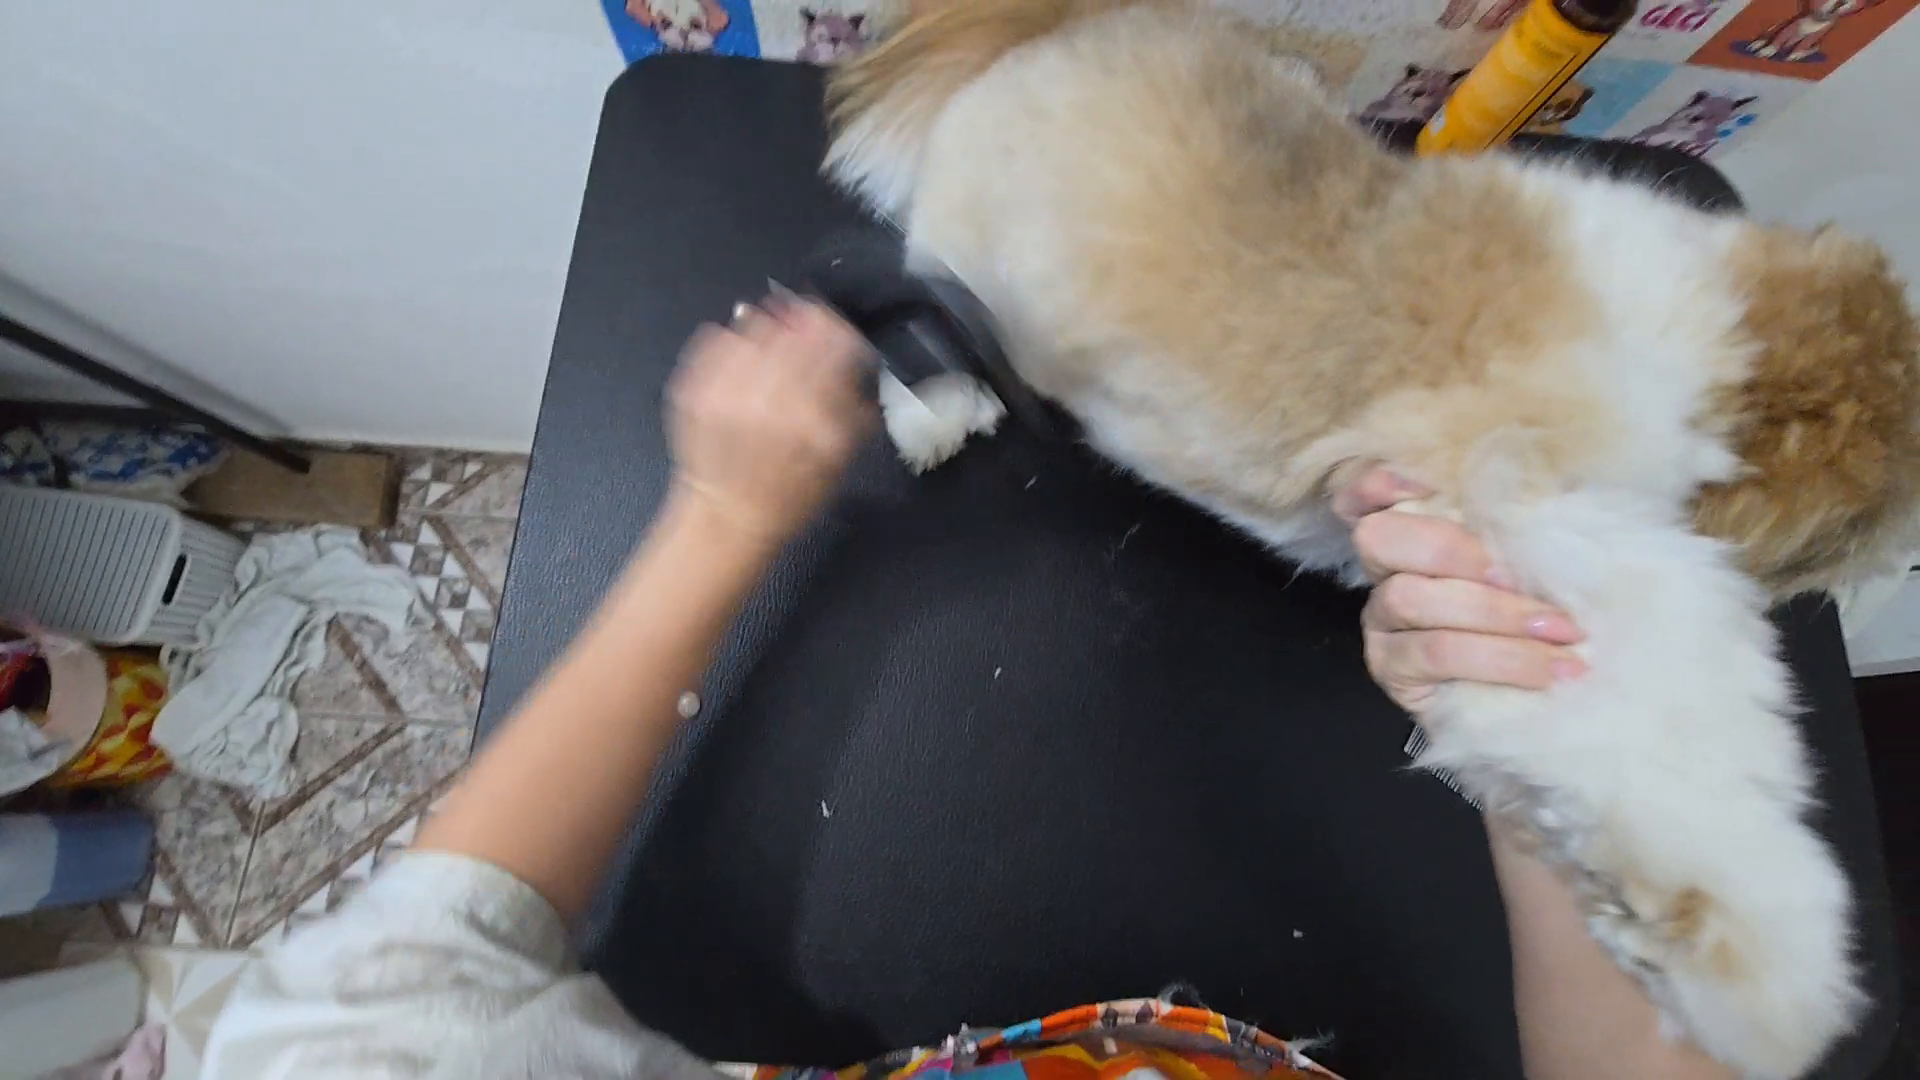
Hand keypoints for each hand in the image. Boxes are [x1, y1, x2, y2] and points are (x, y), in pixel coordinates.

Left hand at [666, 295, 874, 543]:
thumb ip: (855, 409)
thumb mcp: (839, 460)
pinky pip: (718, 340)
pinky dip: (735, 336)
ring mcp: (729, 395)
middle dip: (809, 322)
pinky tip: (744, 348)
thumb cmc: (791, 494)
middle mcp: (772, 403)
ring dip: (772, 324)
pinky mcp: (696, 390)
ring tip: (777, 335)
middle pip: (797, 332)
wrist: (729, 516)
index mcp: (814, 421)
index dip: (843, 332)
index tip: (843, 332)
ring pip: (756, 328)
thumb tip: (861, 363)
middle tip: (811, 323)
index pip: (836, 348)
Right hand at [1334, 467, 1585, 718]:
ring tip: (1561, 631)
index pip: (1362, 496)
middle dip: (1448, 549)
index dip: (1375, 484)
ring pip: (1408, 598)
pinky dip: (1499, 657)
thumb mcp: (1543, 564)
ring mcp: (1381, 620)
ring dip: (1491, 611)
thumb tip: (1557, 491)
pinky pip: (1434, 653)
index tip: (1422, 486)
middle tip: (1514, 576)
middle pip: (1378, 537)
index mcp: (1415, 534)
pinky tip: (1552, 668)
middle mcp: (1384, 572)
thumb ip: (1531, 528)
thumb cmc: (1546, 621)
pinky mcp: (1390, 668)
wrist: (1546, 705)